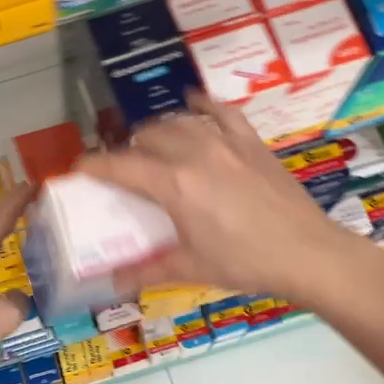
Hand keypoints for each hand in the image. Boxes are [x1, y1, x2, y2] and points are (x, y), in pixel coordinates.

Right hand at [77, 93, 376, 302]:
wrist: (306, 253)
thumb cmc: (244, 263)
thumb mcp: (190, 268)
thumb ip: (146, 270)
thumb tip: (112, 281)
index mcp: (173, 184)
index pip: (119, 166)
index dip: (93, 166)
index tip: (78, 170)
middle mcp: (194, 153)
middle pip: (146, 138)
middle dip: (126, 150)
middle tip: (121, 171)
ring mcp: (225, 143)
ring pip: (178, 121)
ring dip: (157, 131)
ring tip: (151, 147)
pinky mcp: (251, 142)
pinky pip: (221, 111)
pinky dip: (202, 105)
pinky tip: (193, 102)